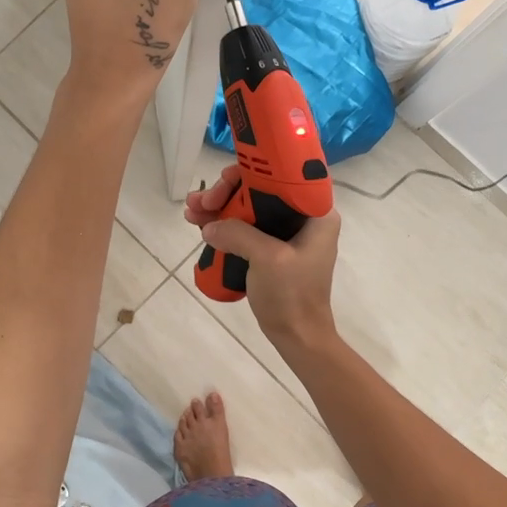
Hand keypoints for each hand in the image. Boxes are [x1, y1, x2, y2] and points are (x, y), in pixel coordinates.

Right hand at [184, 166, 340, 343]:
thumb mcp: (268, 259)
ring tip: (191, 212)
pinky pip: (245, 226)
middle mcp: (303, 217)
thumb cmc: (292, 296)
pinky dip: (223, 224)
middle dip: (228, 192)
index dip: (254, 170)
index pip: (285, 175)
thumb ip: (239, 234)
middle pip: (261, 189)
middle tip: (202, 202)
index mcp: (316, 213)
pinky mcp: (271, 248)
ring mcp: (286, 233)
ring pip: (249, 207)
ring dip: (219, 207)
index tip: (227, 178)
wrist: (297, 336)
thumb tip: (210, 225)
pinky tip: (200, 225)